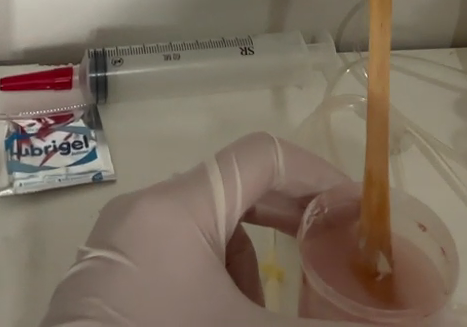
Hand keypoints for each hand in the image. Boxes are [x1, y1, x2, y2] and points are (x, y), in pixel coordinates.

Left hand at [39, 132, 349, 326]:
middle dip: (290, 222)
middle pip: (232, 189)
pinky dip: (212, 281)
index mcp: (175, 207)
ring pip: (204, 229)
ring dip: (248, 261)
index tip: (361, 216)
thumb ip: (324, 324)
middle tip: (336, 255)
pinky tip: (224, 320)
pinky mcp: (106, 286)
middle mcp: (141, 213)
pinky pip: (173, 259)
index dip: (319, 177)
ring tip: (266, 312)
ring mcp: (118, 250)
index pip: (261, 157)